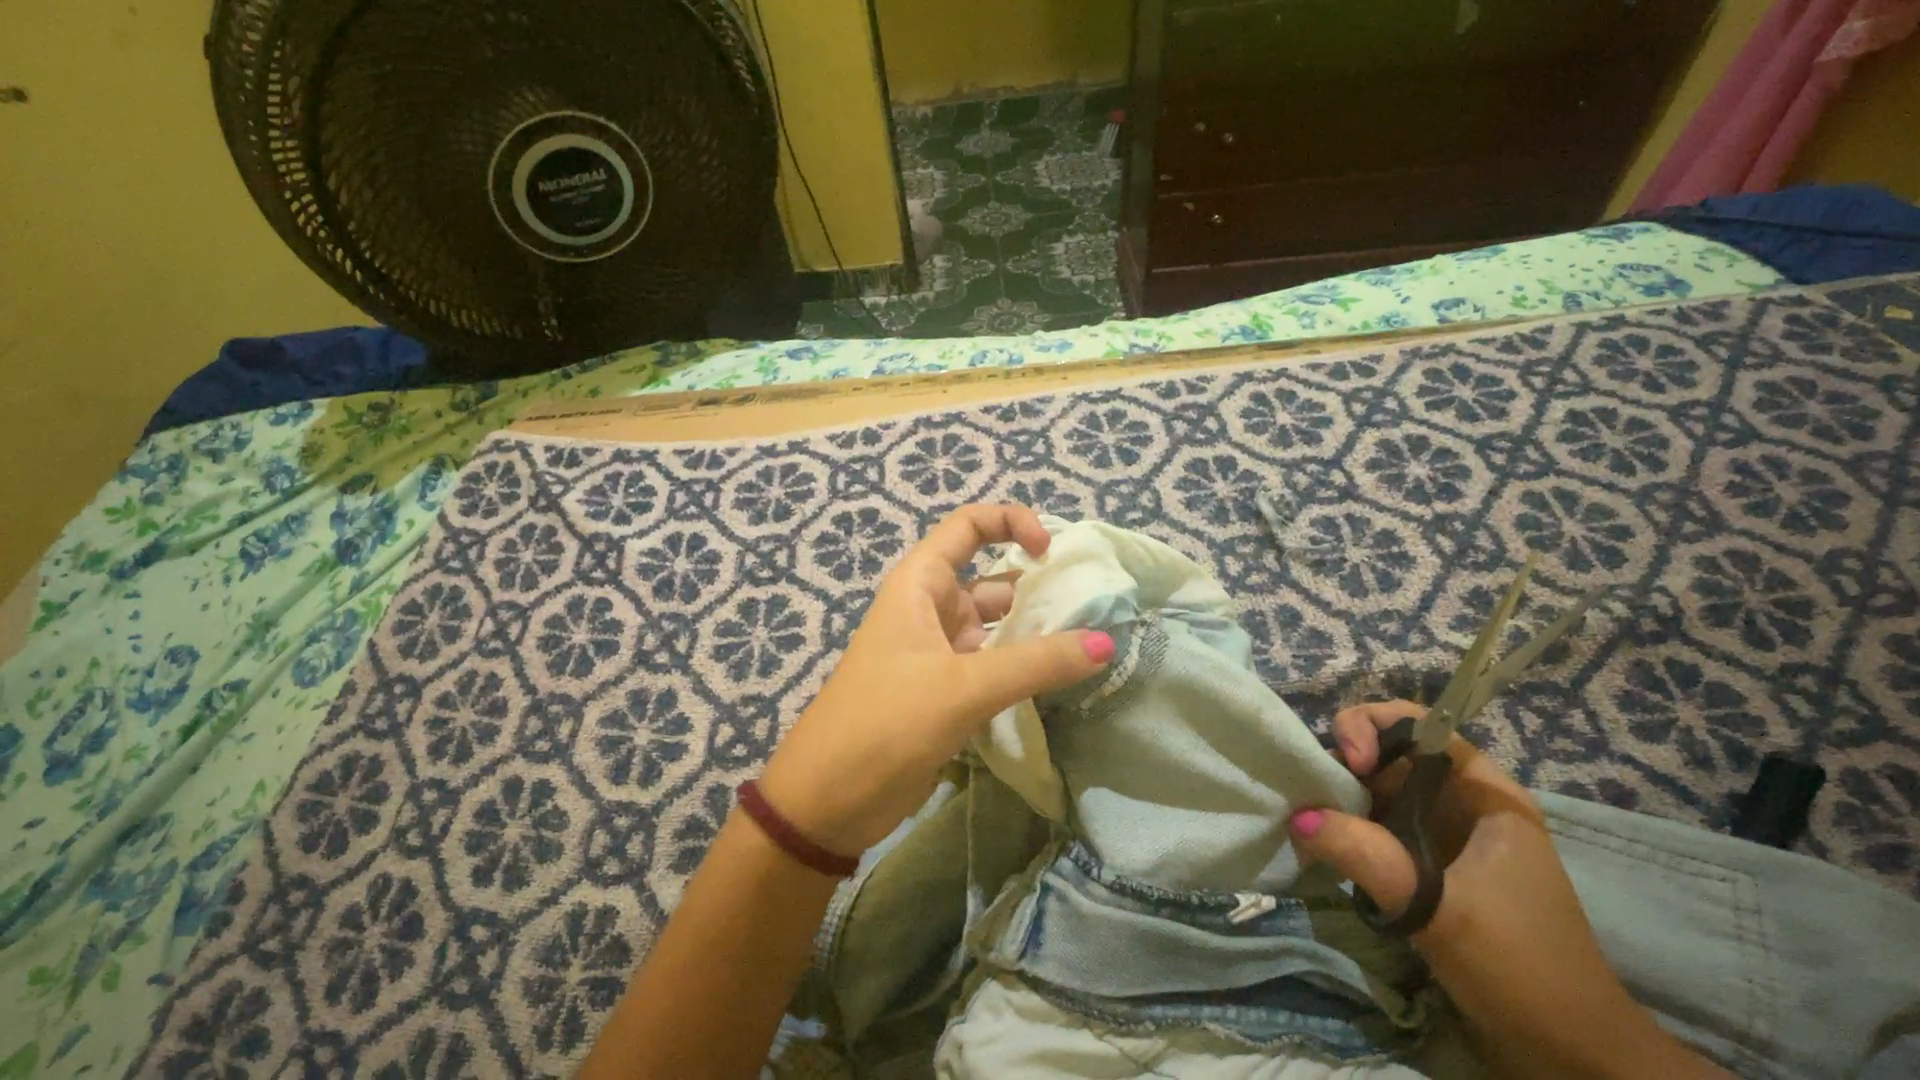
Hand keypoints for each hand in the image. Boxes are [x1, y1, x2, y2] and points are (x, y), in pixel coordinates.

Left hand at [757, 505, 1113, 856]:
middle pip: (991, 577)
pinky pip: (992, 666)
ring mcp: (937, 653)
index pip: (968, 526)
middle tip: (1094, 605)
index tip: (1051, 554)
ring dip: (1036, 631)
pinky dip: (1023, 668)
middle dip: (1038, 585)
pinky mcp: (944, 694)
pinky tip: (1061, 681)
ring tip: (1090, 643)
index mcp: (919, 585)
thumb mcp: (963, 687)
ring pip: (996, 627)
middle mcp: (929, 609)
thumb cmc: (885, 724)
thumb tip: (1107, 642)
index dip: (1012, 523)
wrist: (828, 801)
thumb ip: (1036, 663)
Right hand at [1292, 701, 1730, 1079]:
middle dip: (1344, 767)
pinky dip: (1348, 836)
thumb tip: (1297, 818)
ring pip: (1379, 796)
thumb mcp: (1436, 906)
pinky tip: (1324, 855)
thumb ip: (1365, 856)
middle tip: (1310, 799)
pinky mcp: (1430, 871)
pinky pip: (1378, 833)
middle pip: (1389, 756)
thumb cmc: (1516, 965)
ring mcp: (1446, 838)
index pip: (1418, 726)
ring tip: (1308, 828)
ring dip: (1340, 805)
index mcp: (1484, 793)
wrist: (1566, 1051)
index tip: (1349, 765)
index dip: (1373, 728)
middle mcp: (1462, 803)